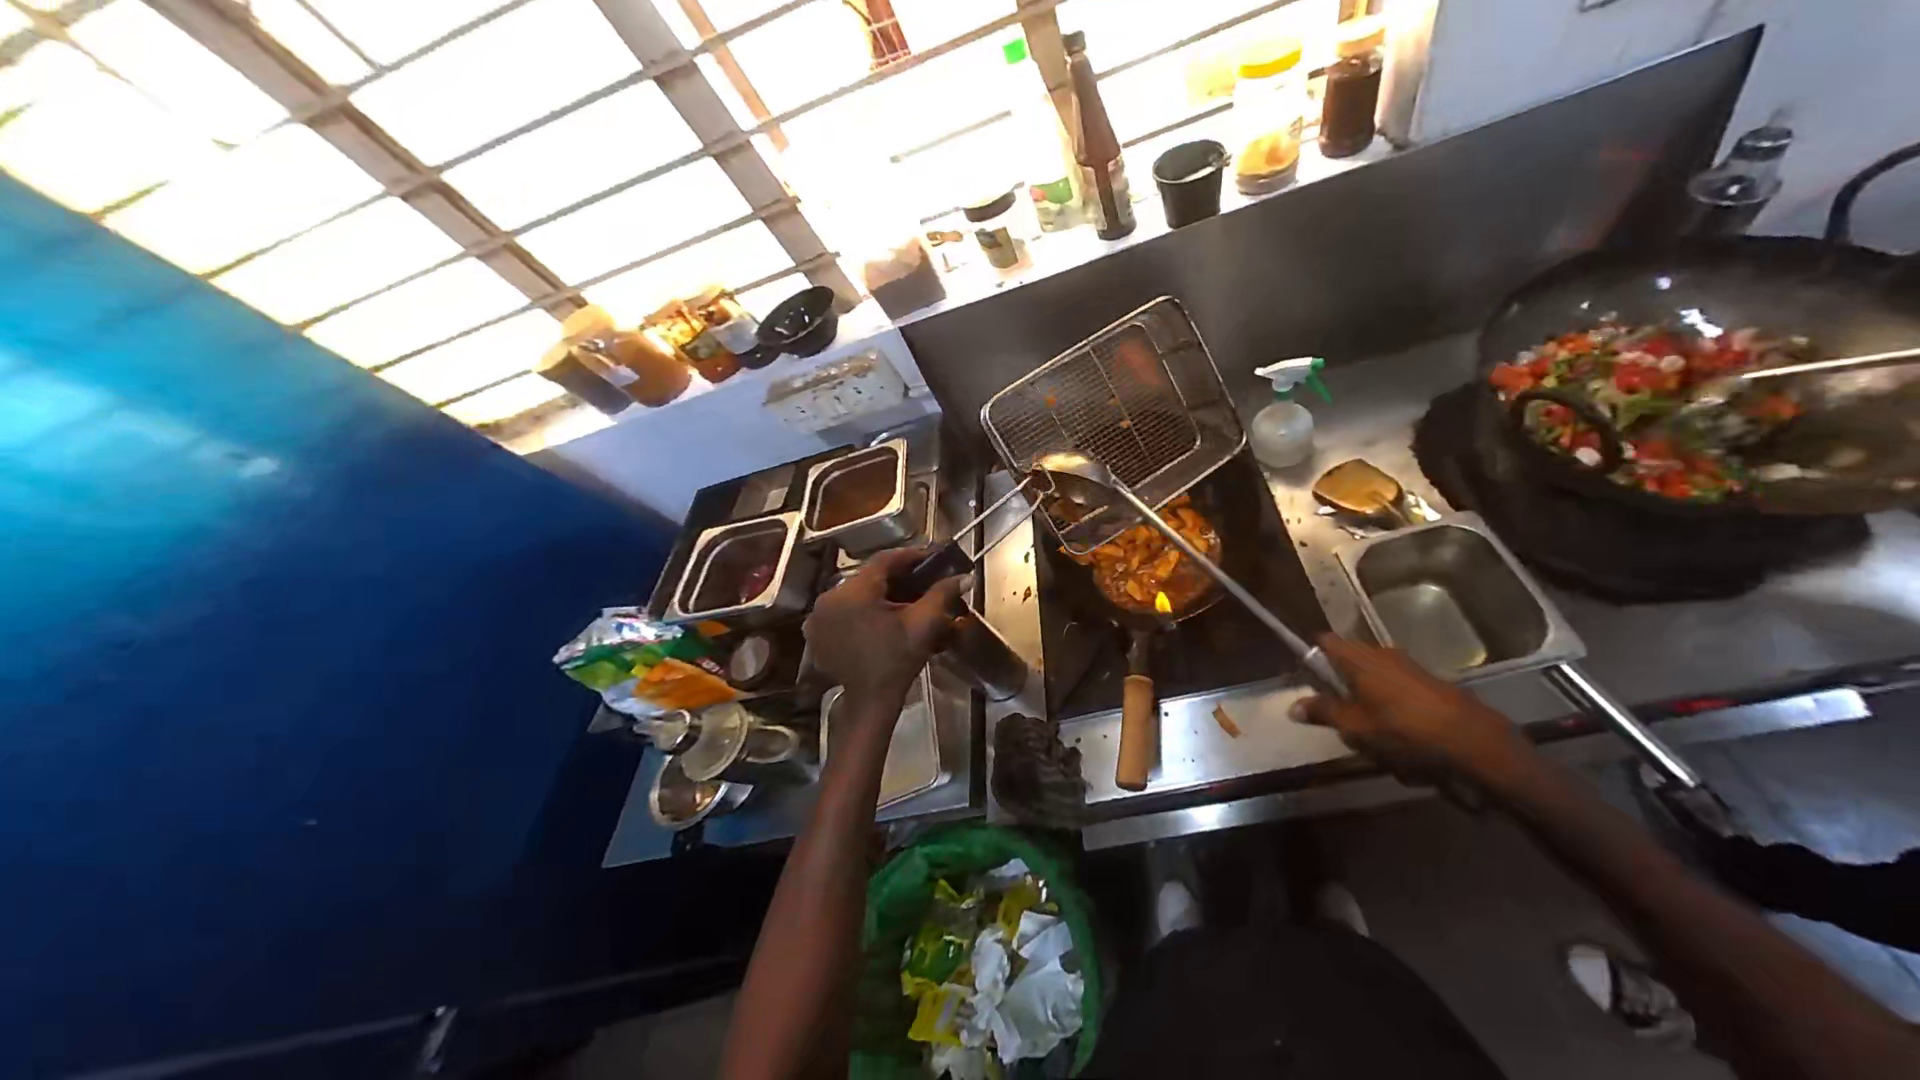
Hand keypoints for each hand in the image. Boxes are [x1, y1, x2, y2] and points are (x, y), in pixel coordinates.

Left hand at [805, 546, 965, 701]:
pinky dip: (860, 610)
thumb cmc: (897, 661)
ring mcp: (818, 616)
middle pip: (868, 577)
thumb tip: (964, 576)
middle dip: (896, 578)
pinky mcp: (815, 632)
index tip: (930, 557)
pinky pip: (842, 610)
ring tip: (902, 601)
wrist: (870, 701)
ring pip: (855, 593)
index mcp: (854, 591)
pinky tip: (878, 619)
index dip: (910, 556)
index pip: (884, 560)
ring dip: (878, 594)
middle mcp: (830, 597)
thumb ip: (942, 594)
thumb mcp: (922, 625)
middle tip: (920, 582)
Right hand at [1292, 634, 1531, 783]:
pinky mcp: (1431, 685)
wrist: (1477, 743)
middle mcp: (1383, 654)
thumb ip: (1324, 712)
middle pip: (1349, 661)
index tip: (1308, 679)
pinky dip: (1391, 709)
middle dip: (1340, 686)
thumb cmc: (1405, 730)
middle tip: (1336, 715)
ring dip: (1366, 700)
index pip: (1325, 641)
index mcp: (1360, 658)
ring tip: (1368, 733)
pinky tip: (1398, 737)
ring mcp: (1410, 668)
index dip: (1312, 655)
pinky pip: (1397, 692)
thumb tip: (1293, 706)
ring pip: (1374, 679)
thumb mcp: (1356, 727)